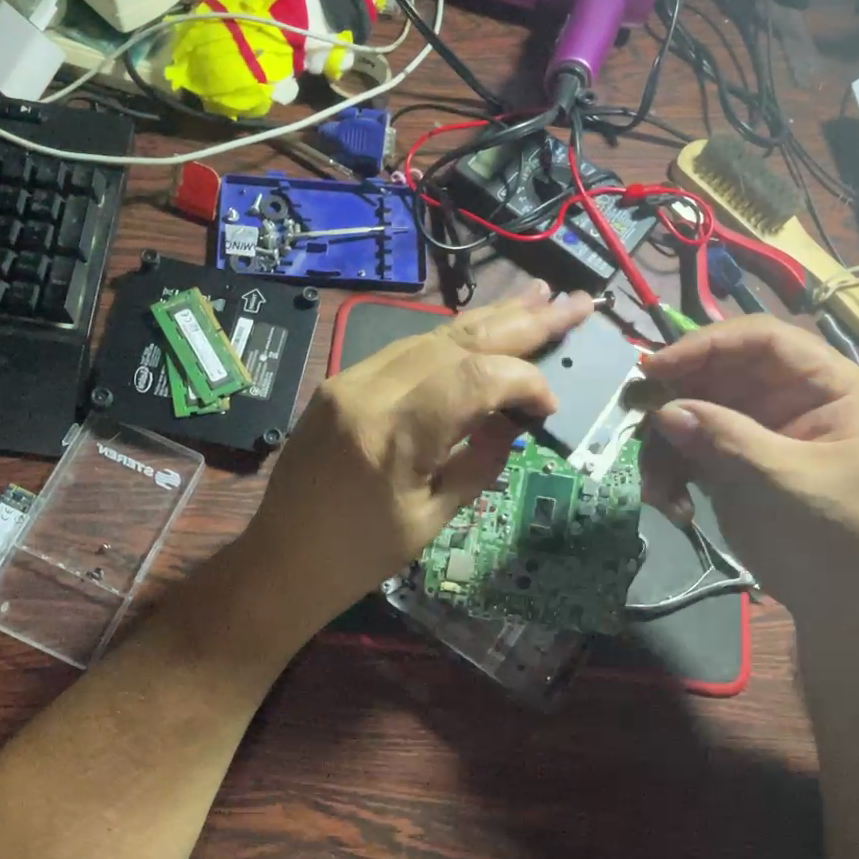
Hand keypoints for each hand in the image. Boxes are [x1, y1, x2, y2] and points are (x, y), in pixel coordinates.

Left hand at [233, 282, 595, 632]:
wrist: (283, 559)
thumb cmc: (361, 555)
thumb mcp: (433, 518)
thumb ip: (479, 462)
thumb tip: (515, 419)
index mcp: (393, 435)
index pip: (475, 377)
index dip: (523, 381)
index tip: (550, 403)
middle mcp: (367, 391)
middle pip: (455, 340)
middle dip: (521, 322)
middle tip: (575, 303)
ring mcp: (347, 381)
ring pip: (430, 335)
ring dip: (488, 320)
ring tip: (539, 299)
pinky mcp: (339, 383)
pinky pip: (404, 351)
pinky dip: (449, 341)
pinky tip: (481, 331)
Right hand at [637, 315, 858, 609]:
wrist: (856, 605)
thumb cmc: (845, 534)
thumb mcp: (788, 480)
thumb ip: (726, 438)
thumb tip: (663, 410)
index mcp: (827, 386)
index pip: (761, 341)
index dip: (705, 346)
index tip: (653, 369)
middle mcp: (789, 401)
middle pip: (717, 378)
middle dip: (675, 404)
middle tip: (639, 429)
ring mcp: (758, 435)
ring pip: (693, 417)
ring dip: (666, 450)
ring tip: (659, 492)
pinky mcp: (734, 468)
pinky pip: (688, 455)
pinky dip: (671, 477)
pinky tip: (674, 507)